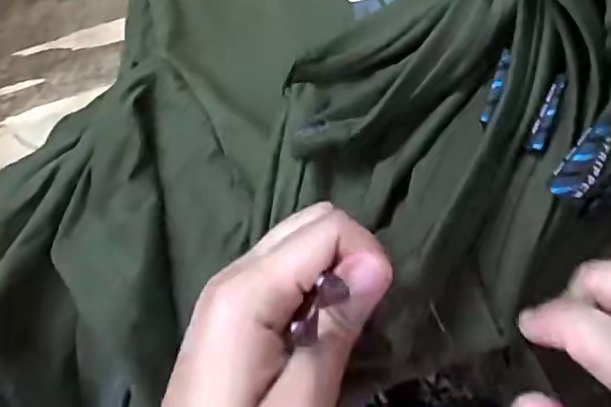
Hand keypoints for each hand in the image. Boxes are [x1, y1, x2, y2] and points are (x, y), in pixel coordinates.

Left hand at [164, 202, 393, 406]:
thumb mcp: (299, 401)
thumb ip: (336, 327)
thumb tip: (378, 262)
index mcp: (247, 287)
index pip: (327, 225)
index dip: (364, 253)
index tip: (383, 303)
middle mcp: (234, 270)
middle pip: (310, 221)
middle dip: (349, 252)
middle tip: (366, 312)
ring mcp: (227, 286)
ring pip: (297, 238)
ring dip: (332, 266)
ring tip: (345, 322)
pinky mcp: (228, 307)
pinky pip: (281, 266)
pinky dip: (310, 280)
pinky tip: (316, 326)